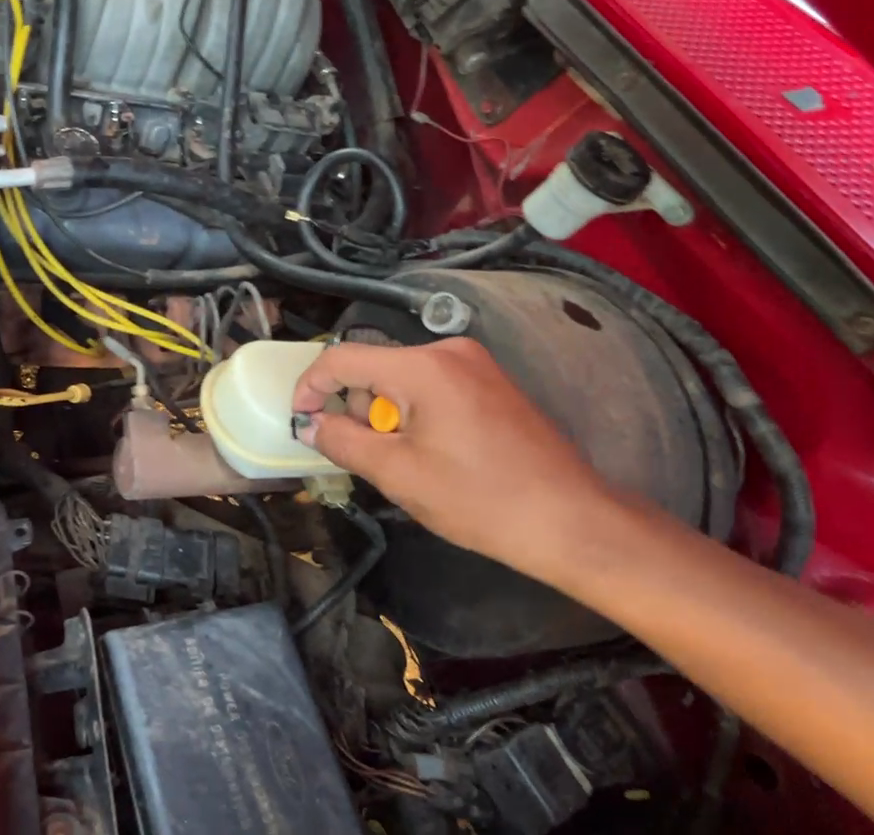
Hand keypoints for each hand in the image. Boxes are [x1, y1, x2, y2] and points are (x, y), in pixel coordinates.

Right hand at [293, 339, 616, 575]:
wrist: (572, 522)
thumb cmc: (480, 499)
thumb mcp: (398, 474)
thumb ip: (343, 441)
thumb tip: (311, 425)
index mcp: (423, 367)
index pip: (342, 358)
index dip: (311, 387)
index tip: (301, 421)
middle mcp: (448, 352)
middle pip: (374, 369)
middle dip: (358, 410)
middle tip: (366, 457)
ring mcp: (475, 365)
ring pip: (401, 381)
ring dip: (388, 417)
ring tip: (407, 464)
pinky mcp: (491, 384)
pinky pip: (431, 388)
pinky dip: (415, 416)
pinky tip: (433, 455)